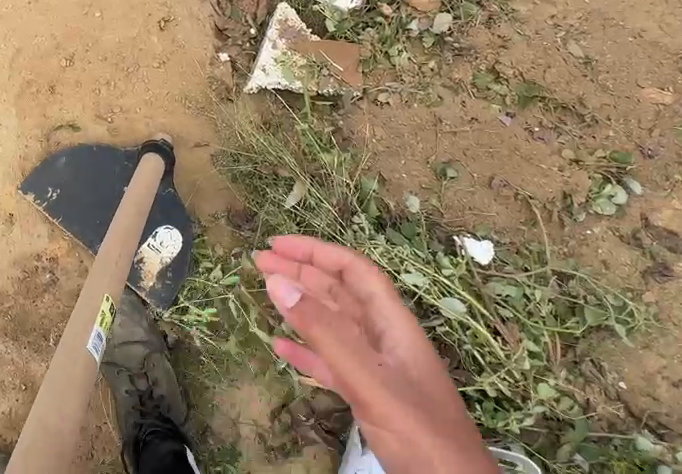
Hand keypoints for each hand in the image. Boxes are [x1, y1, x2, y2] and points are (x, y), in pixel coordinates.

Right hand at [253, 235, 496, 473]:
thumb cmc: (422, 435)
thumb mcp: (370, 380)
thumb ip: (325, 333)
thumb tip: (277, 281)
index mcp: (395, 326)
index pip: (355, 272)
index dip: (317, 252)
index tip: (277, 245)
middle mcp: (385, 341)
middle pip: (340, 294)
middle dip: (301, 273)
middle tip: (259, 262)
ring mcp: (378, 371)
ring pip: (333, 325)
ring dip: (300, 306)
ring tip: (265, 291)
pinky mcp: (370, 399)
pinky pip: (331, 363)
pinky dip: (305, 350)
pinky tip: (279, 347)